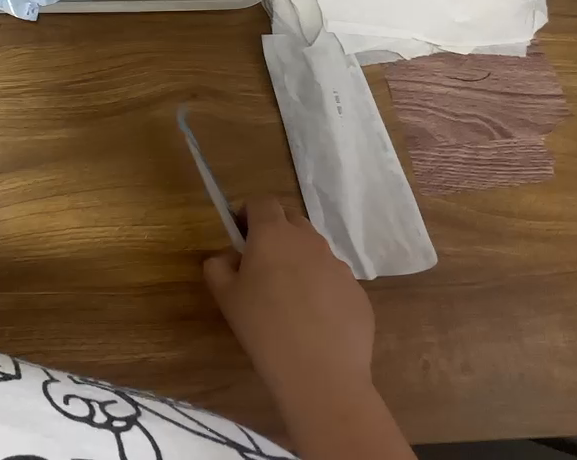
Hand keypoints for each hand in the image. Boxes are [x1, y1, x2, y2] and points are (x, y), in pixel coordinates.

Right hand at [203, 197, 373, 404]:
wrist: (320, 374)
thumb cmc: (263, 326)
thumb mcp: (223, 294)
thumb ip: (218, 265)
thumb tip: (231, 258)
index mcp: (273, 234)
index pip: (262, 202)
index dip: (248, 213)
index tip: (240, 235)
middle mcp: (309, 242)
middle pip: (291, 220)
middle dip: (275, 232)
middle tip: (262, 264)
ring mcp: (339, 267)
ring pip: (314, 251)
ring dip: (299, 260)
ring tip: (289, 298)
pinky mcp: (358, 294)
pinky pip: (334, 279)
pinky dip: (321, 288)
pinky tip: (313, 320)